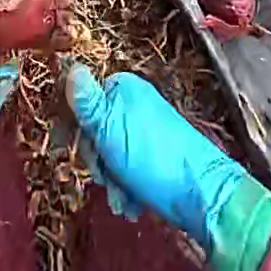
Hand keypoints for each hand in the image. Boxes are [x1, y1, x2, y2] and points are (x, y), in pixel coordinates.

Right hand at [65, 63, 257, 250]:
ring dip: (114, 181)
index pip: (85, 104)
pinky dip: (128, 189)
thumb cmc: (152, 157)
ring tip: (125, 196)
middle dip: (100, 162)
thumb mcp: (110, 129)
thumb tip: (72, 68)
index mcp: (124, 89)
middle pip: (97, 133)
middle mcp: (136, 105)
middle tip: (108, 175)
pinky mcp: (156, 154)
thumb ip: (88, 103)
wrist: (199, 192)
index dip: (82, 133)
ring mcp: (147, 130)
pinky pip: (130, 169)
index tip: (88, 150)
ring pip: (112, 156)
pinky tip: (134, 202)